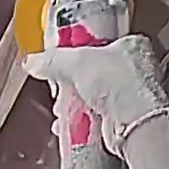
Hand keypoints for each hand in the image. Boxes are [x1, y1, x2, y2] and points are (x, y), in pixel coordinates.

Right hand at [23, 35, 168, 150]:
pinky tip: (69, 125)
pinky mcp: (123, 121)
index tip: (64, 60)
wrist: (132, 124)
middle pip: (94, 73)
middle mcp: (135, 70)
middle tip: (61, 88)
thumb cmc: (119, 84)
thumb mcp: (77, 62)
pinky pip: (96, 118)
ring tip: (62, 109)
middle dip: (72, 84)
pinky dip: (81, 123)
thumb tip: (33, 63)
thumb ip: (53, 60)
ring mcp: (130, 97)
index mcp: (131, 45)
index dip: (80, 52)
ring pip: (94, 98)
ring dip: (74, 105)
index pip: (101, 43)